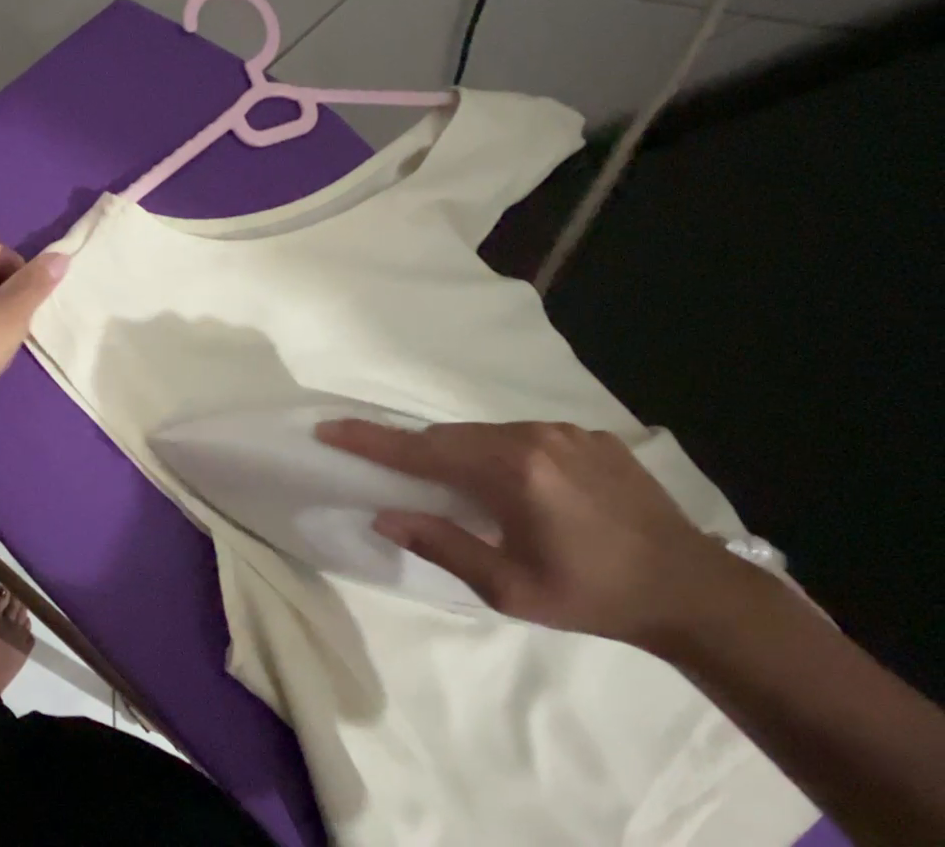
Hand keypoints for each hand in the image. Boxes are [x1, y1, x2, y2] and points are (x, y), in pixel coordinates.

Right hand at [316, 419, 754, 647]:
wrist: (694, 592)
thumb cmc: (593, 596)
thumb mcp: (508, 587)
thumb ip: (441, 544)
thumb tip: (385, 515)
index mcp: (512, 472)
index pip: (421, 450)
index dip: (370, 441)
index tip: (328, 428)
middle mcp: (535, 438)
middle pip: (451, 437)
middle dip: (414, 450)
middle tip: (388, 469)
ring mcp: (568, 433)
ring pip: (487, 434)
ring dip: (460, 453)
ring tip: (456, 487)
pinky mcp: (593, 437)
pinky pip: (524, 436)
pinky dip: (500, 453)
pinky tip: (514, 486)